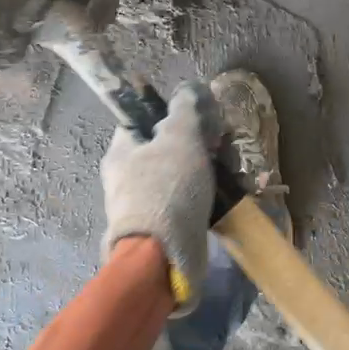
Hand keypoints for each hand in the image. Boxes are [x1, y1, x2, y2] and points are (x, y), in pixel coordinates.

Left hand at [100, 83, 216, 314]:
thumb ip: (185, 109)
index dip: (172, 113)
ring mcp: (140, 205)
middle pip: (163, 147)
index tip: (200, 119)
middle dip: (195, 145)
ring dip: (202, 171)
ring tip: (228, 173)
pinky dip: (202, 196)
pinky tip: (222, 197)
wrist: (162, 259)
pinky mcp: (158, 229)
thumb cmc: (167, 190)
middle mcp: (124, 177)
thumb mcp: (180, 138)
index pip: (142, 119)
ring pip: (176, 175)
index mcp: (120, 152)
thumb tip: (188, 90)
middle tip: (220, 147)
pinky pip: (183, 201)